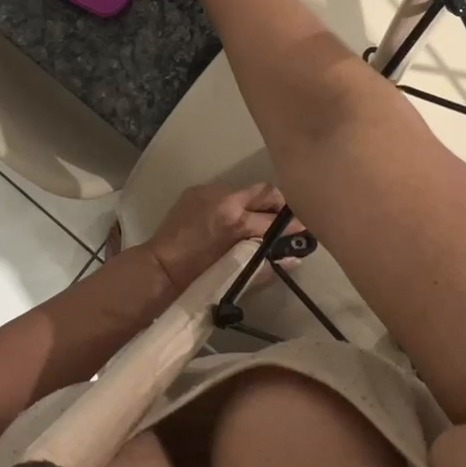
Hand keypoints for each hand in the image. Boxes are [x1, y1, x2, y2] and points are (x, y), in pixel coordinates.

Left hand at [140, 182, 292, 294]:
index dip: (293, 226)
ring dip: (256, 204)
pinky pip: (224, 193)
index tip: (304, 230)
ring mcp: (209, 191)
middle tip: (288, 219)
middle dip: (280, 204)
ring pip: (245, 191)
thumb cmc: (200, 275)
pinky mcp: (197, 191)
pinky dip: (234, 203)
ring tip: (262, 220)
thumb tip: (292, 258)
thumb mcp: (237, 271)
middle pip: (265, 191)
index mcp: (236, 220)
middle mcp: (225, 199)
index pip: (274, 219)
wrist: (162, 266)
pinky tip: (235, 217)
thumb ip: (266, 262)